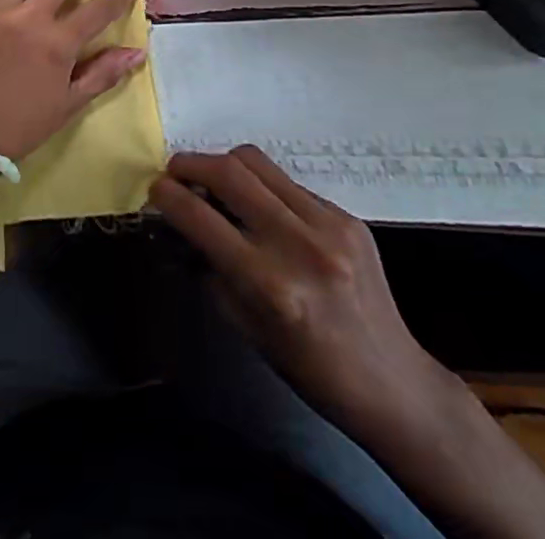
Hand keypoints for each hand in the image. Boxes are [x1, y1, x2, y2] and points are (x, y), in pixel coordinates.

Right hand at [149, 147, 453, 426]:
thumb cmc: (306, 366)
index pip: (201, 217)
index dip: (167, 196)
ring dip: (223, 165)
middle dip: (191, 164)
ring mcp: (330, 226)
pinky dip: (261, 187)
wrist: (390, 380)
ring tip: (211, 182)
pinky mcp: (348, 217)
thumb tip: (180, 224)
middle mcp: (300, 244)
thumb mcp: (242, 324)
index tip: (154, 190)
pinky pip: (288, 184)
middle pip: (230, 171)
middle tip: (175, 173)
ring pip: (259, 163)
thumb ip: (208, 267)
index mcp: (268, 283)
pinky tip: (260, 209)